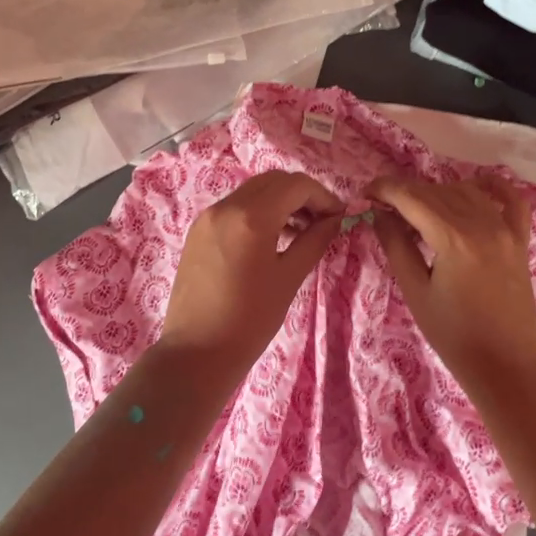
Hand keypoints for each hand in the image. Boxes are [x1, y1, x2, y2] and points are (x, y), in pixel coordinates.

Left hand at [159, 171, 344, 372]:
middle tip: (322, 221)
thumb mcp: (288, 279)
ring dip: (280, 201)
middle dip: (302, 194)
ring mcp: (208, 217)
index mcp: (251, 217)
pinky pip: (235, 207)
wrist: (196, 353)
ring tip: (301, 231)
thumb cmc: (249, 320)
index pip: (296, 185)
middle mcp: (226, 206)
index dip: (323, 196)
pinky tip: (272, 238)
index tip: (339, 217)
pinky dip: (258, 211)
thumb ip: (314, 241)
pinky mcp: (198, 230)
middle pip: (273, 181)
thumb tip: (335, 219)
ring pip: (253, 191)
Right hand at [368, 174, 535, 389]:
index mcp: (453, 238)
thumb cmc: (454, 336)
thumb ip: (396, 246)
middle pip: (436, 191)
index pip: (411, 197)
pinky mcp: (520, 241)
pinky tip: (474, 186)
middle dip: (406, 193)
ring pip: (465, 191)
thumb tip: (378, 214)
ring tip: (417, 209)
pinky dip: (493, 187)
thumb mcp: (416, 292)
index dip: (384, 190)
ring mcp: (505, 230)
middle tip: (383, 207)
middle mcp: (482, 224)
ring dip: (437, 192)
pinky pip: (511, 200)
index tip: (365, 194)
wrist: (506, 367)